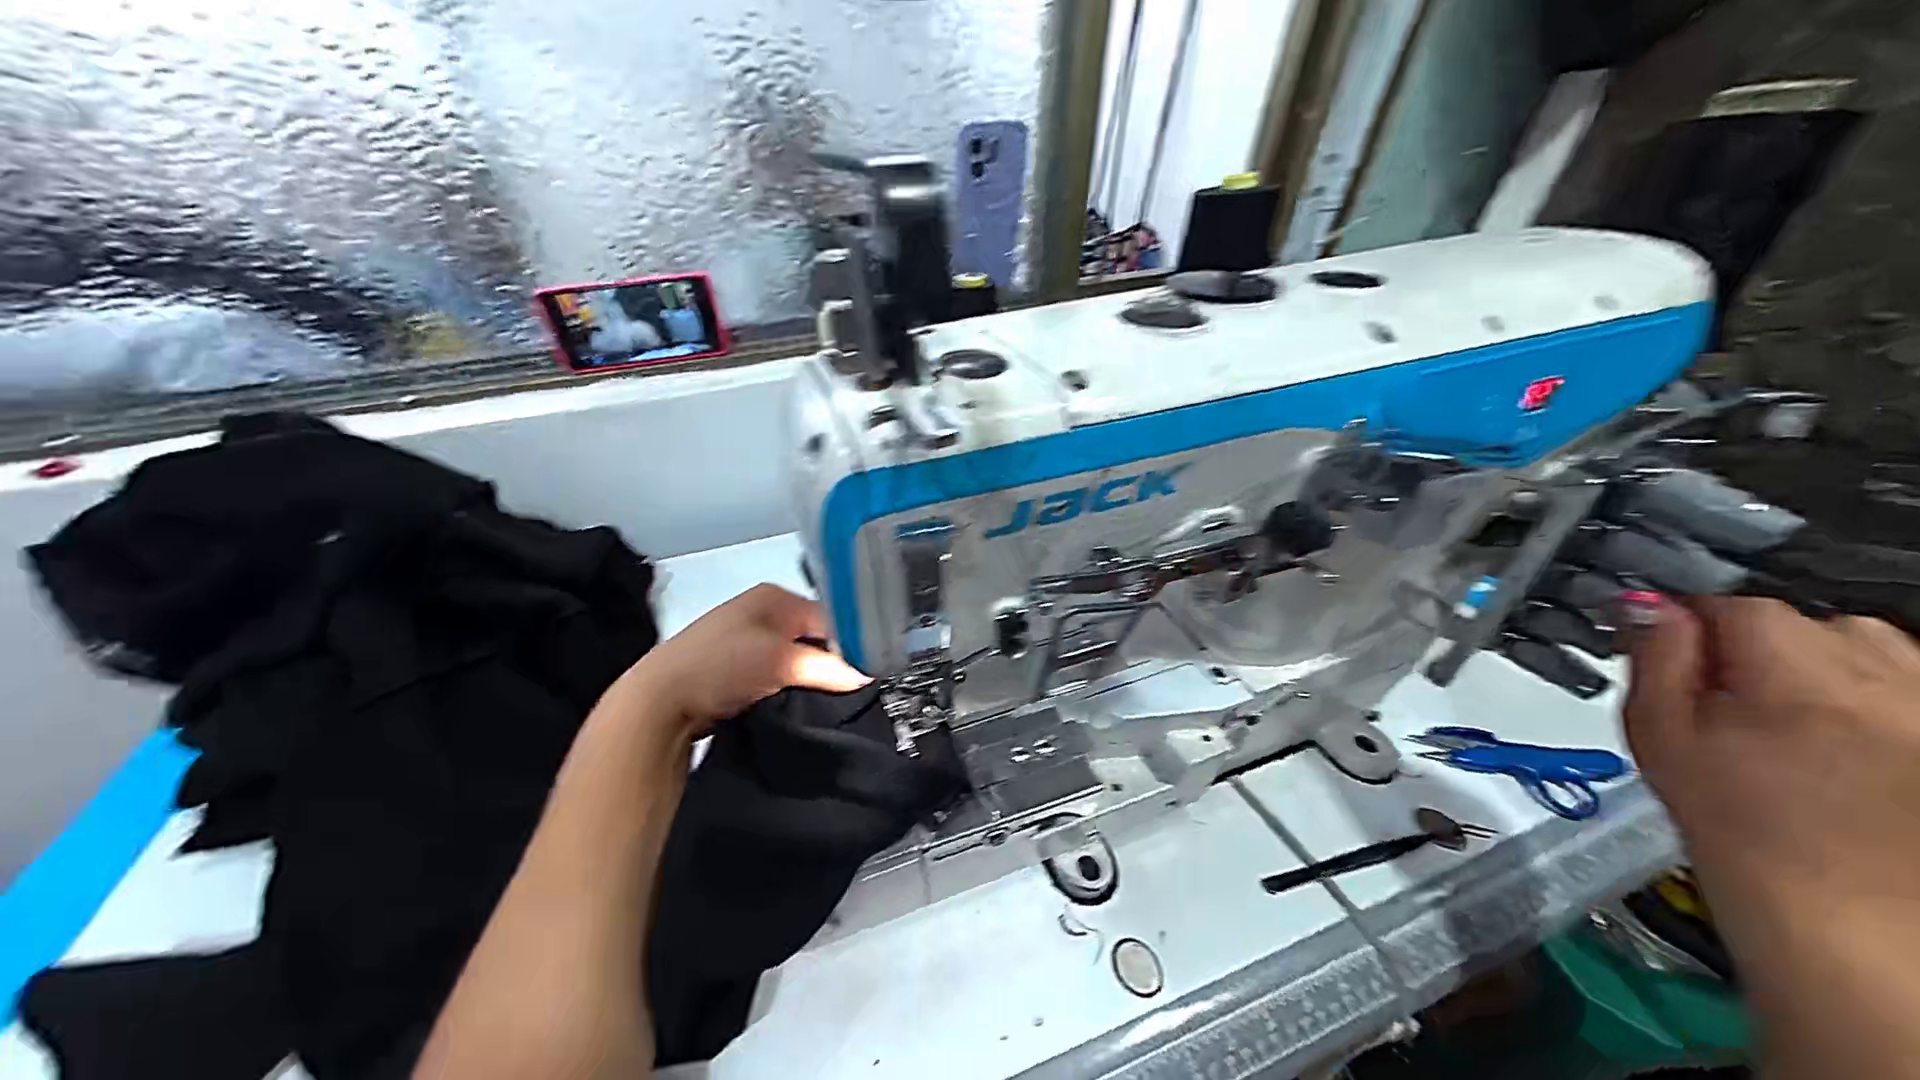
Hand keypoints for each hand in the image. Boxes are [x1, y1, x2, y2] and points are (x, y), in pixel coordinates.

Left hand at [607, 584, 870, 740]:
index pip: (828, 614)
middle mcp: (762, 611)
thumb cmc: (721, 665)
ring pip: (797, 656)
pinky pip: (779, 673)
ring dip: (810, 675)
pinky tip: (799, 700)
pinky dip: (790, 685)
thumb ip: (828, 666)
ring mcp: (748, 639)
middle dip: (831, 659)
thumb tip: (866, 675)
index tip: (868, 669)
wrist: (659, 701)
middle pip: (814, 635)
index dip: (850, 641)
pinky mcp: (738, 667)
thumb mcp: (781, 661)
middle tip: (853, 685)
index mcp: (774, 596)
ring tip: (831, 696)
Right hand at [1623, 595, 1919, 918]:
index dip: (1690, 623)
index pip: (1733, 605)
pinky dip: (1869, 695)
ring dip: (1819, 667)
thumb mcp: (1661, 732)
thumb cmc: (1743, 829)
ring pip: (1865, 649)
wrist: (1845, 913)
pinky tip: (1837, 737)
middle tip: (1723, 695)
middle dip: (1759, 646)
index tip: (1667, 644)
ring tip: (1784, 721)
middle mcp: (1894, 683)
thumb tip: (1649, 607)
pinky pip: (1905, 684)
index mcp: (1803, 676)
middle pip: (1806, 622)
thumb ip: (1655, 657)